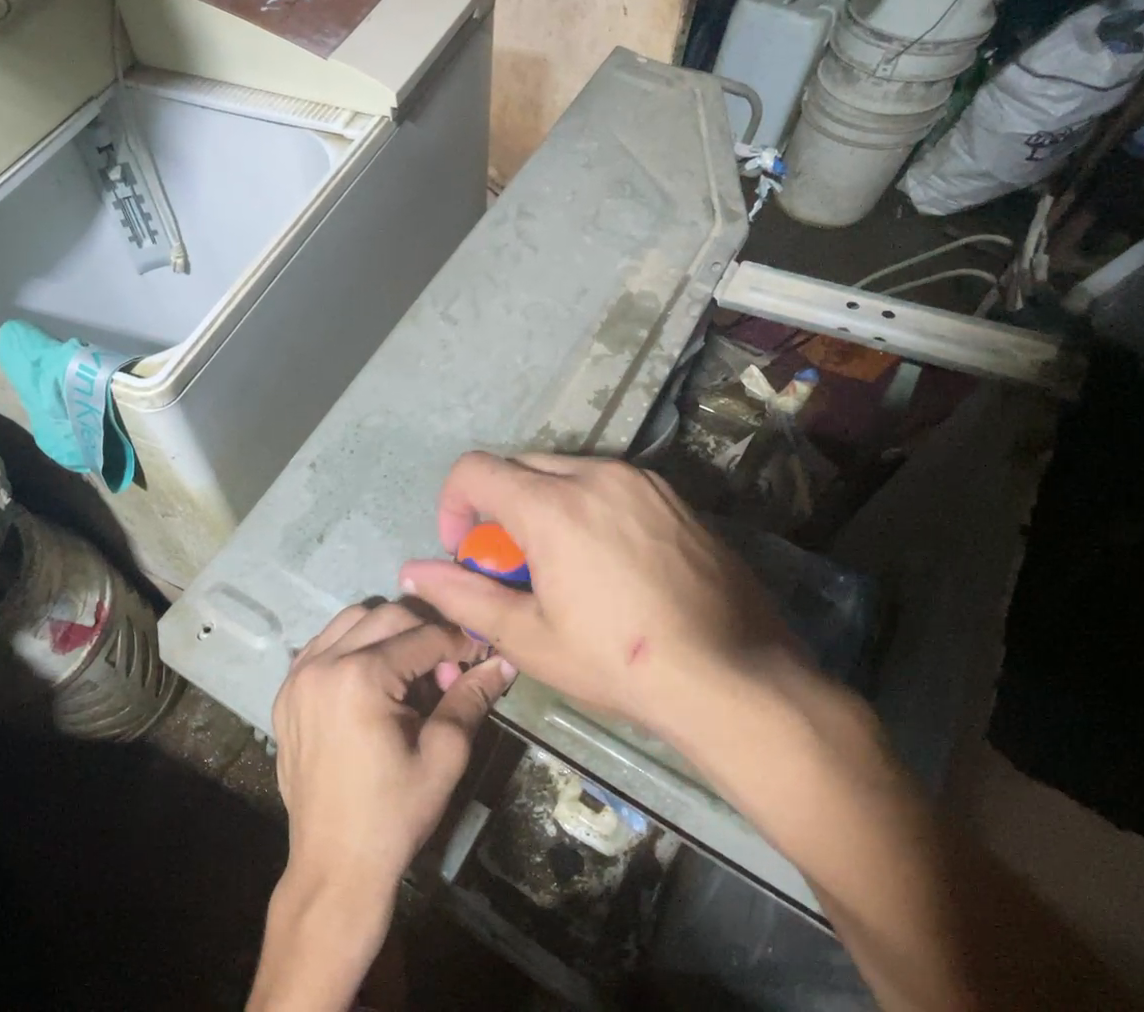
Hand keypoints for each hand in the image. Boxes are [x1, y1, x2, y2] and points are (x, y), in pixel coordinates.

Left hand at [272, 601, 514, 890]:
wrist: (335, 862)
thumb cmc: (394, 813)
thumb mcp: (443, 755)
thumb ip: (470, 698)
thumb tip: (502, 661)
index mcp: (360, 677)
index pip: (422, 635)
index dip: (458, 641)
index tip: (481, 654)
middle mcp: (322, 664)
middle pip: (385, 615)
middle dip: (423, 631)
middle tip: (448, 667)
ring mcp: (296, 676)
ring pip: (349, 621)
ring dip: (386, 632)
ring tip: (411, 670)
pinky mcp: (286, 693)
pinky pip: (322, 645)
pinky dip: (351, 646)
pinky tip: (373, 678)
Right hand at [398, 452, 799, 738]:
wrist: (732, 677)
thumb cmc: (616, 662)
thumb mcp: (527, 637)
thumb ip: (462, 596)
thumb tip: (411, 570)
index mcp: (552, 505)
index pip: (475, 470)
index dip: (453, 506)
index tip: (464, 551)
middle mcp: (596, 475)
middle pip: (520, 466)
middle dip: (498, 508)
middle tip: (512, 568)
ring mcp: (643, 482)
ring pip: (568, 472)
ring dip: (544, 506)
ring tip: (563, 567)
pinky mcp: (676, 497)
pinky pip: (611, 485)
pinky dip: (589, 508)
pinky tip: (611, 566)